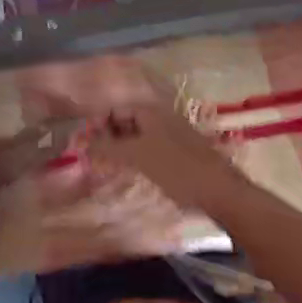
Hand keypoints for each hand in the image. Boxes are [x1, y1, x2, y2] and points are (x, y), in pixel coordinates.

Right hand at [85, 102, 251, 212]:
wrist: (220, 193)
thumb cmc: (177, 169)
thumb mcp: (136, 156)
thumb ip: (106, 148)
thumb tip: (81, 144)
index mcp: (151, 113)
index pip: (115, 110)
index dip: (98, 123)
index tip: (84, 142)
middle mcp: (162, 120)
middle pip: (126, 123)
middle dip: (107, 137)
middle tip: (91, 156)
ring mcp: (172, 138)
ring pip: (137, 139)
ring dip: (119, 150)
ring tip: (104, 167)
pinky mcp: (179, 156)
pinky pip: (149, 152)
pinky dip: (134, 160)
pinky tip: (127, 174)